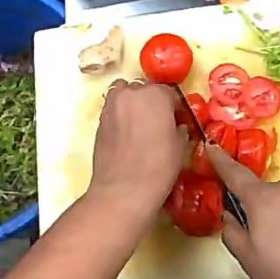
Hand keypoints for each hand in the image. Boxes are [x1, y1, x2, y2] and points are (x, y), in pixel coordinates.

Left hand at [87, 80, 186, 215]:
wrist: (123, 189)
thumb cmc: (158, 166)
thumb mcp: (179, 147)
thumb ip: (179, 129)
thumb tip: (176, 126)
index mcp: (156, 95)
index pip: (169, 93)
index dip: (174, 107)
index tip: (178, 120)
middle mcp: (131, 93)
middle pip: (144, 89)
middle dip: (152, 102)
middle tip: (159, 122)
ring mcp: (112, 104)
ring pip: (124, 94)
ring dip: (133, 102)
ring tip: (139, 124)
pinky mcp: (100, 119)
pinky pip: (113, 108)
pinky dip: (120, 114)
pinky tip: (127, 133)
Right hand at [208, 146, 279, 278]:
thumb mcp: (248, 259)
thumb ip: (231, 232)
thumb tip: (230, 217)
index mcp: (263, 197)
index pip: (234, 173)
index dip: (220, 160)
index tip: (210, 146)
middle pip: (258, 191)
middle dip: (249, 206)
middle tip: (249, 237)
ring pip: (276, 202)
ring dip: (269, 216)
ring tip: (274, 250)